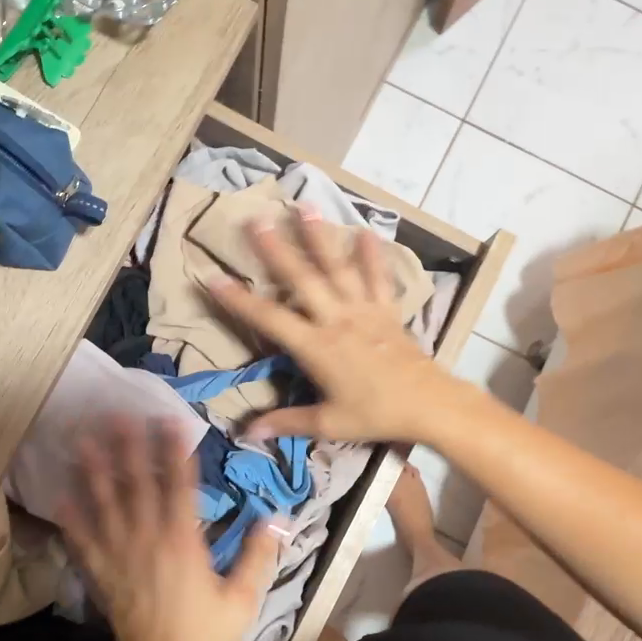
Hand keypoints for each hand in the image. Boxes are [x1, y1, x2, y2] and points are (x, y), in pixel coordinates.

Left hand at [59, 418, 280, 640]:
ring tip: (82, 440)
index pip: (179, 486)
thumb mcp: (244, 599)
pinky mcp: (102, 578)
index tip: (170, 420)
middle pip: (136, 486)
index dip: (174, 450)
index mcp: (184, 544)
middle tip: (119, 414)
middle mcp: (148, 543)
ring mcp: (120, 559)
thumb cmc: (208, 638)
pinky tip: (61, 497)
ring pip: (105, 506)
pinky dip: (72, 520)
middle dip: (128, 447)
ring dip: (94, 472)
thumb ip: (260, 556)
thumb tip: (278, 518)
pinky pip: (83, 543)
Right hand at [209, 208, 466, 443]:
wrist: (428, 404)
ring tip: (307, 207)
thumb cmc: (375, 414)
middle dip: (277, 249)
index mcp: (316, 347)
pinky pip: (378, 278)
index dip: (239, 300)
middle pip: (302, 279)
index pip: (270, 318)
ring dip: (320, 237)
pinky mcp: (387, 310)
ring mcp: (364, 310)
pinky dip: (372, 255)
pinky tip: (366, 231)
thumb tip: (247, 433)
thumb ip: (288, 422)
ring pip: (338, 268)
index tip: (213, 277)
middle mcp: (337, 320)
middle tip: (256, 219)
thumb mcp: (329, 423)